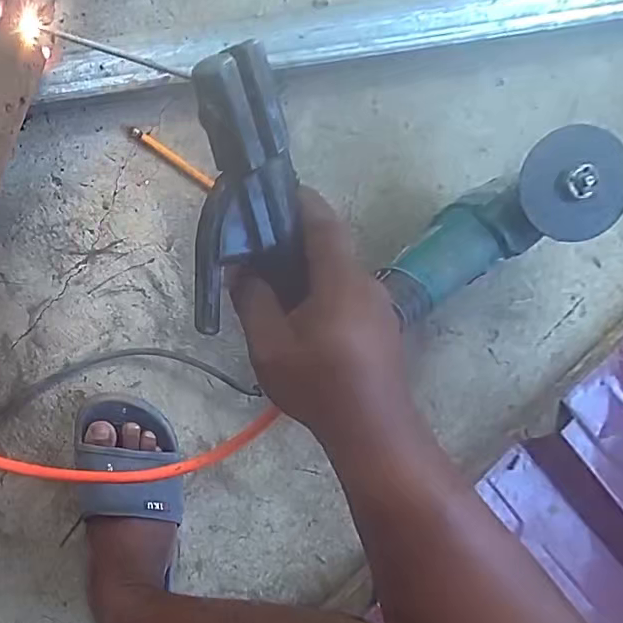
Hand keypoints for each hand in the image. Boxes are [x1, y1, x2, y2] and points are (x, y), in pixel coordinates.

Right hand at [230, 189, 411, 446]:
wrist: (372, 430)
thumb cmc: (319, 385)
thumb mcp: (271, 346)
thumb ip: (253, 302)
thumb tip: (241, 269)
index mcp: (341, 280)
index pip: (323, 223)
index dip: (300, 201)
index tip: (276, 192)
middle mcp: (366, 284)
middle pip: (332, 246)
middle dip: (298, 239)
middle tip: (261, 246)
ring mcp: (379, 306)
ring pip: (340, 273)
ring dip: (310, 269)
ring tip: (274, 283)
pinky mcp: (381, 327)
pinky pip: (348, 294)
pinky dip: (323, 290)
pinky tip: (301, 315)